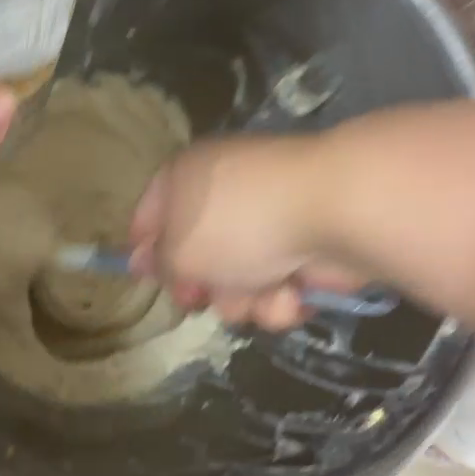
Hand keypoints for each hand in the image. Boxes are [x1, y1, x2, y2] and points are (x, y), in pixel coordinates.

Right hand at [129, 134, 367, 332]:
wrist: (335, 213)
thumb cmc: (239, 224)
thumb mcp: (178, 250)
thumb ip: (157, 262)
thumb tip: (139, 261)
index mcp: (186, 177)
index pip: (150, 213)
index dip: (144, 250)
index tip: (146, 280)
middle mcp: (224, 195)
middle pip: (195, 257)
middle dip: (202, 286)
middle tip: (202, 297)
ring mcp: (267, 223)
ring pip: (235, 282)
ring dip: (243, 298)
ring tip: (259, 291)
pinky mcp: (304, 249)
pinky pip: (275, 287)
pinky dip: (280, 297)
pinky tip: (290, 291)